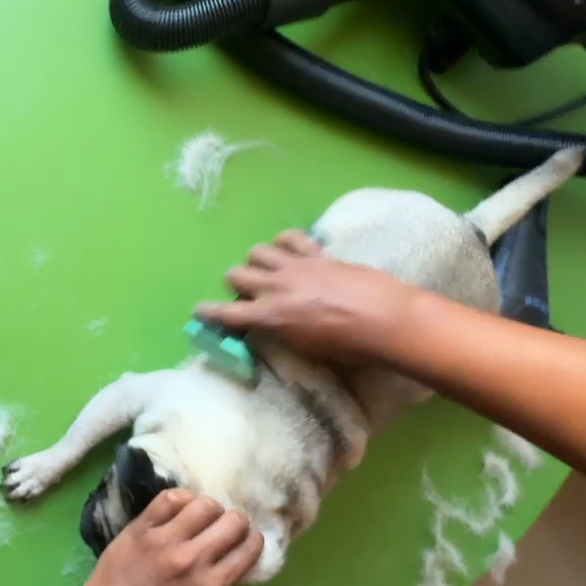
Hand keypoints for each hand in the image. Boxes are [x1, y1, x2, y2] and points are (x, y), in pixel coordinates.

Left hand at [66, 490, 261, 585]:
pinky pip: (171, 498)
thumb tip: (235, 549)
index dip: (252, 537)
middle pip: (233, 521)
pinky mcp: (142, 527)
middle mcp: (194, 560)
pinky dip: (181, 498)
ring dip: (208, 507)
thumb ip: (219, 577)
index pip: (250, 547)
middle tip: (222, 523)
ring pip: (205, 504)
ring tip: (199, 514)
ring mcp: (166, 540)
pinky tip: (179, 507)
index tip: (244, 536)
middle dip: (234, 519)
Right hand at [195, 230, 419, 364]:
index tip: (199, 311)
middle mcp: (274, 287)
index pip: (225, 313)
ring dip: (258, 262)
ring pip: (257, 252)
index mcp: (269, 316)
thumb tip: (269, 324)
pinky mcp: (317, 254)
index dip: (208, 312)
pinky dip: (285, 242)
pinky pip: (290, 237)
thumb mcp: (304, 348)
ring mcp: (295, 266)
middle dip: (237, 285)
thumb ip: (280, 331)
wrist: (386, 321)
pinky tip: (290, 249)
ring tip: (269, 270)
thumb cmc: (347, 347)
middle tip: (250, 295)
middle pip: (236, 275)